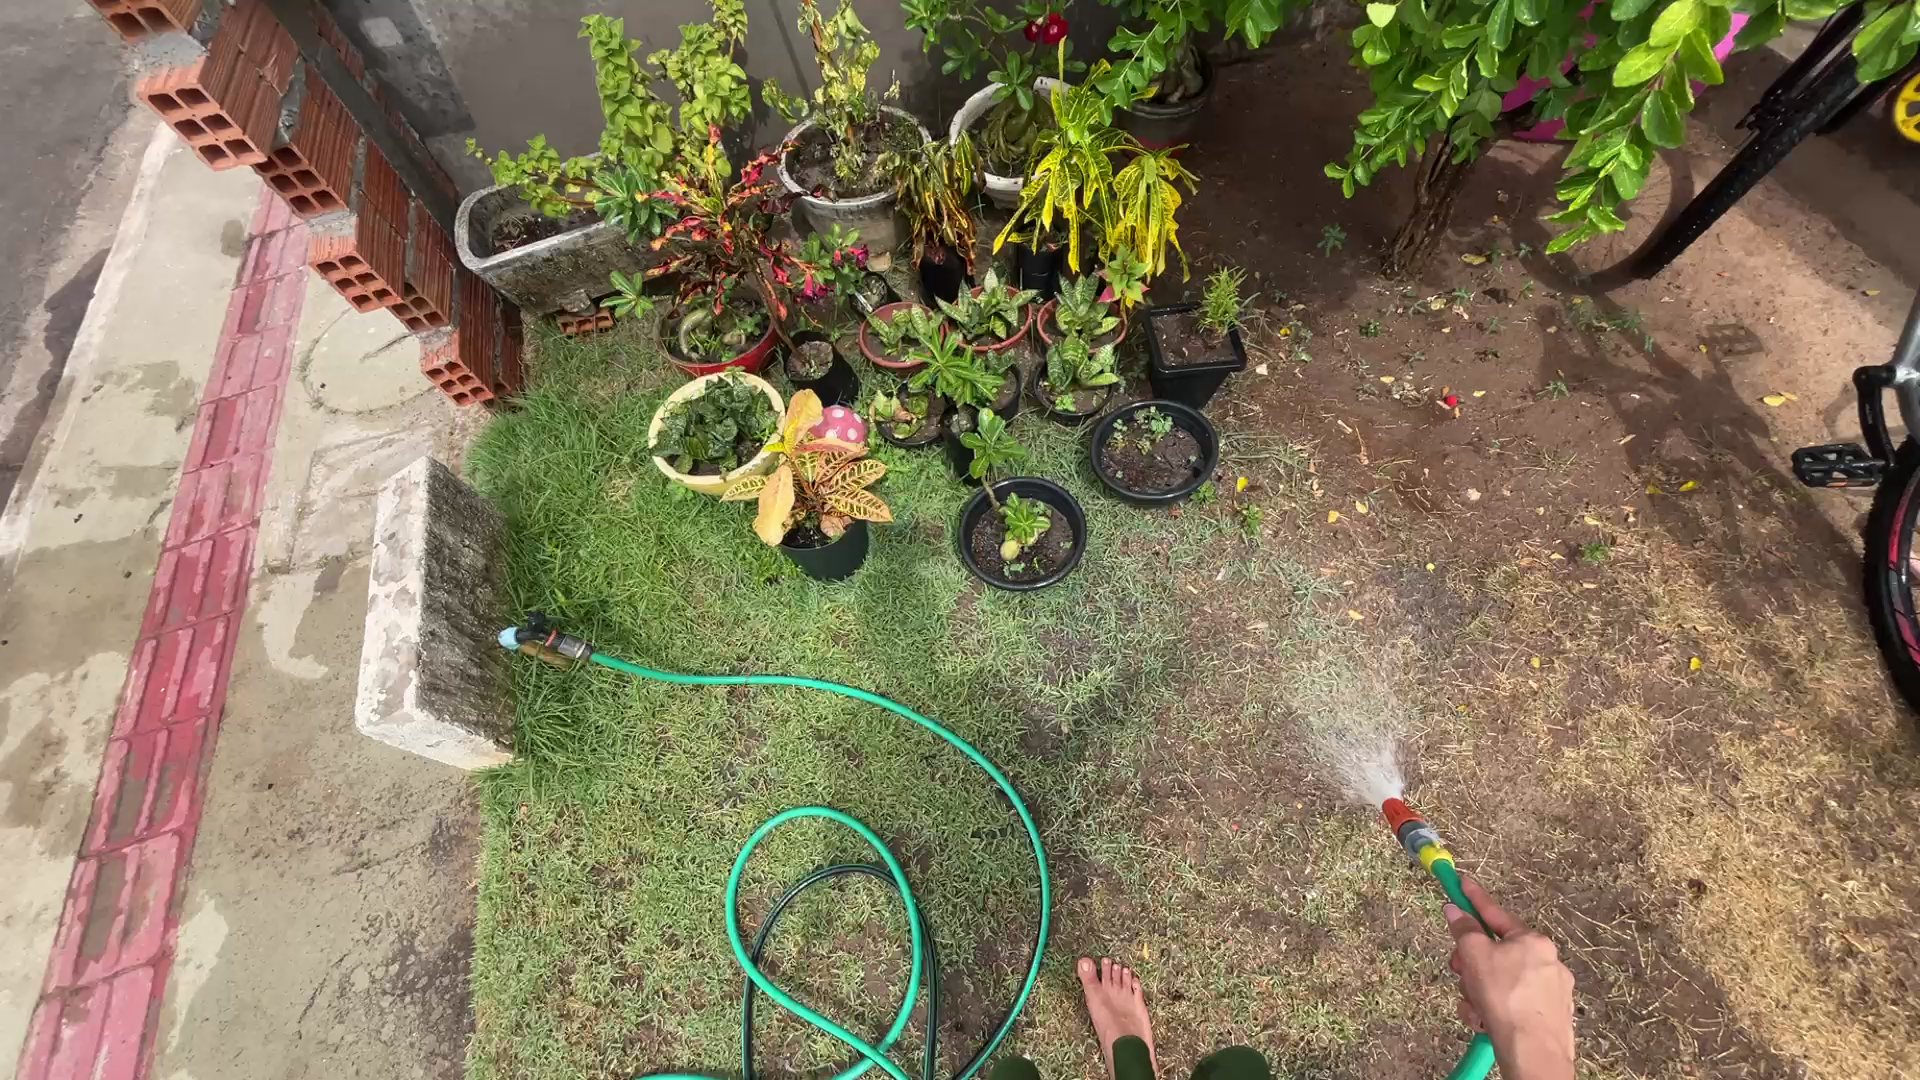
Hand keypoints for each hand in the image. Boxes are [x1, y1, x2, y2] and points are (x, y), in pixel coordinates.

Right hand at [1444, 875, 1575, 1079]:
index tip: (1461, 882)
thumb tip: (1456, 912)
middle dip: (1471, 961)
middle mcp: (1549, 963)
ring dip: (1478, 987)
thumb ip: (1464, 929)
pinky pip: (1512, 1001)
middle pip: (1496, 950)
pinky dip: (1494, 1006)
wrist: (1533, 1052)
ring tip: (1472, 1004)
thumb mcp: (1473, 953)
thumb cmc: (1502, 994)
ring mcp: (1554, 993)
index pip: (1495, 912)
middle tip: (1458, 970)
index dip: (1474, 897)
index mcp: (1533, 942)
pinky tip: (1484, 1019)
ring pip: (1501, 978)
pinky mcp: (1552, 1018)